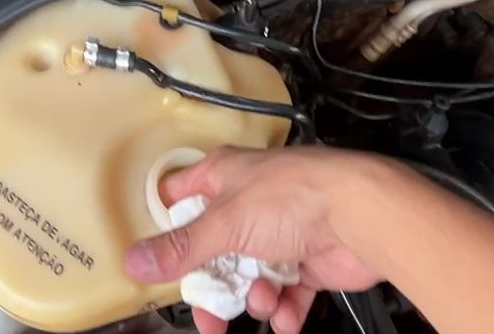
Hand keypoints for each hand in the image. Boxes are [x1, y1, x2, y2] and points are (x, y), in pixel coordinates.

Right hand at [122, 146, 400, 333]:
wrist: (358, 216)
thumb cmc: (293, 195)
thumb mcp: (226, 224)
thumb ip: (181, 248)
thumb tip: (135, 260)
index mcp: (220, 176)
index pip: (179, 200)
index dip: (166, 232)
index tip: (158, 264)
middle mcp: (245, 200)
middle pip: (213, 251)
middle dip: (214, 287)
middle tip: (211, 316)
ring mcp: (275, 230)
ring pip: (248, 277)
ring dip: (254, 299)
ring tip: (267, 300)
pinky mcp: (303, 259)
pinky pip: (284, 294)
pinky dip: (285, 310)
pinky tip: (288, 315)